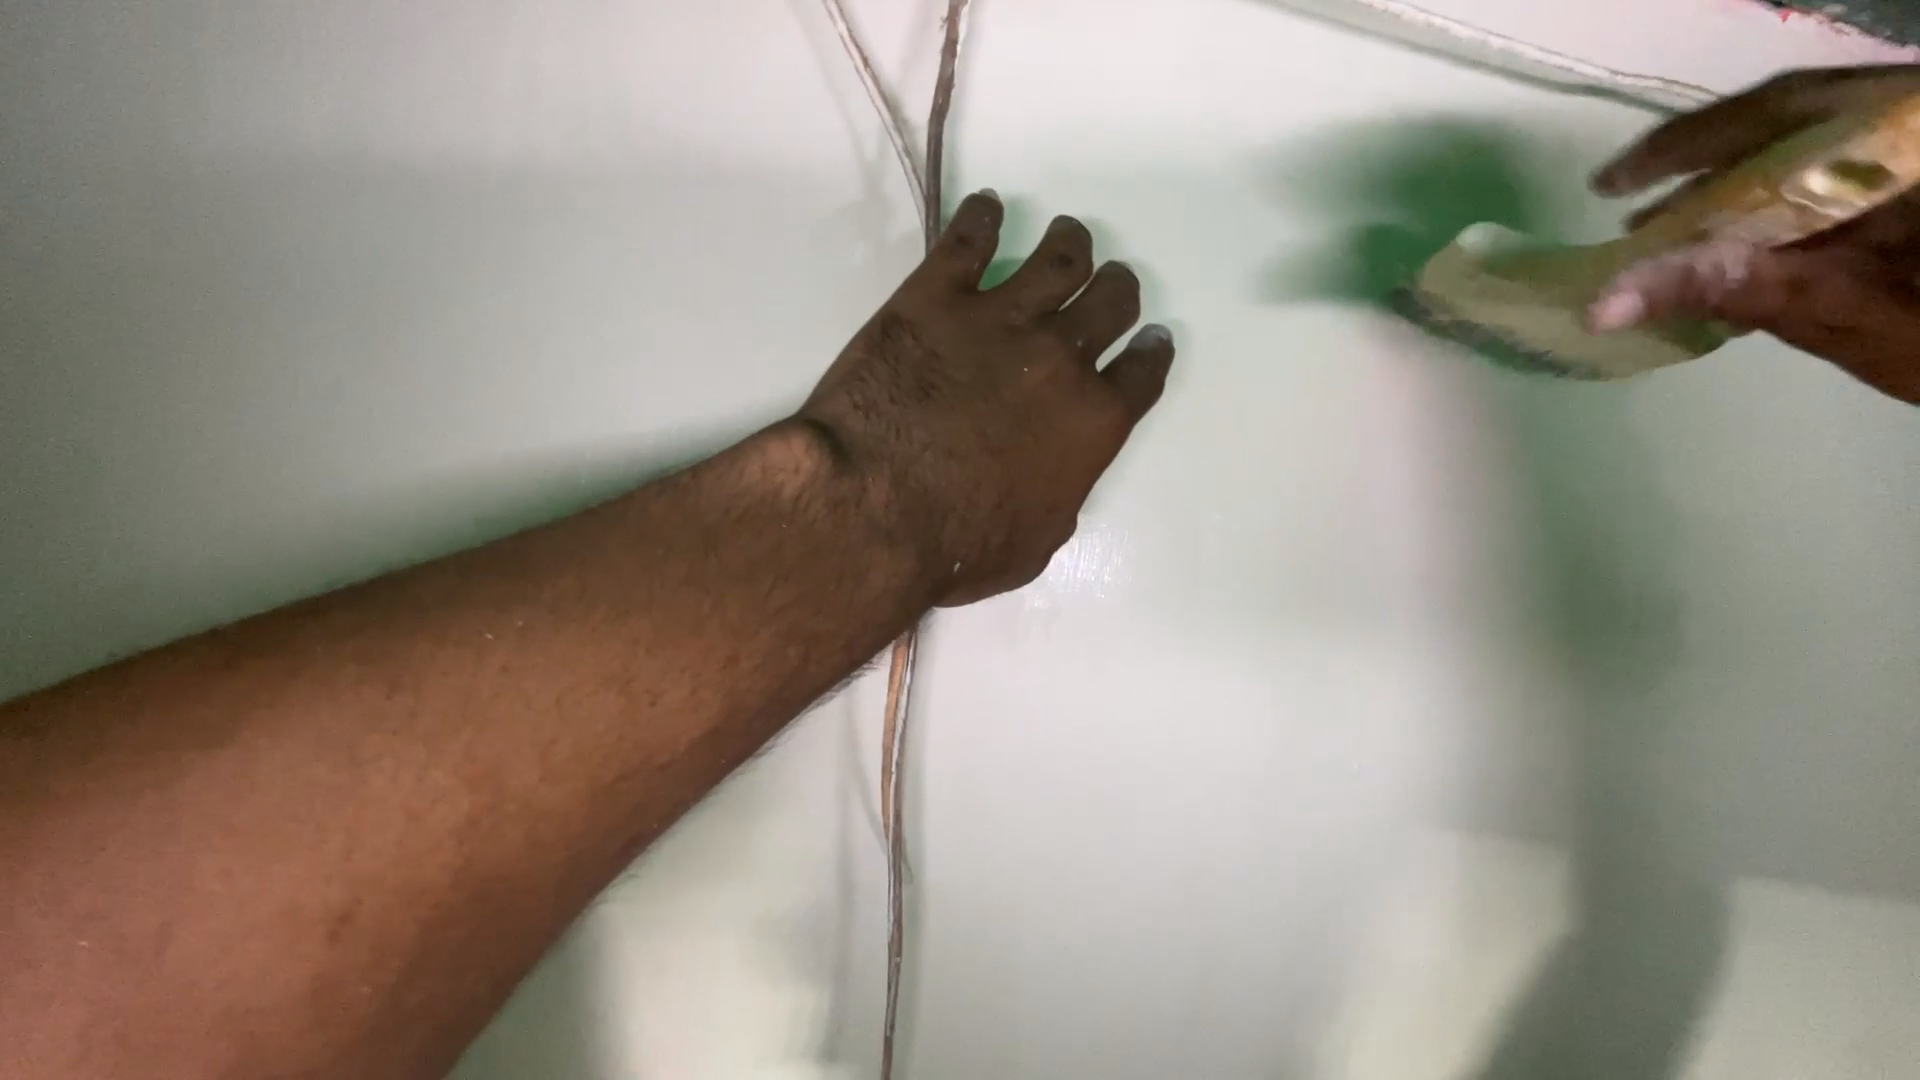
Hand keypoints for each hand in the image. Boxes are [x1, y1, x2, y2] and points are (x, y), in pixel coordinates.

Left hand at [800, 190, 1174, 606]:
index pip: (1142, 372)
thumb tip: (1059, 472)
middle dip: (1116, 291)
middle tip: (1107, 287)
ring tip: (1067, 239)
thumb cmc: (956, 546)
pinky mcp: (935, 297)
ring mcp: (1000, 319)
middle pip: (1112, 300)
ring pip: (1058, 256)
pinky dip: (983, 218)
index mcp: (1093, 422)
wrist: (873, 509)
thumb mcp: (1033, 544)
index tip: (1151, 339)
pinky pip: (970, 237)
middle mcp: (1061, 358)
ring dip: (1071, 244)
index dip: (1151, 351)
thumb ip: (1060, 495)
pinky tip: (987, 211)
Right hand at [1585, 65, 1919, 404]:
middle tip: (1629, 210)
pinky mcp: (1918, 188)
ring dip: (1734, 189)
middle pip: (1795, 122)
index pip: (1784, 110)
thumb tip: (1601, 302)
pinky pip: (1843, 171)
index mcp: (1914, 137)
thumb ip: (1730, 289)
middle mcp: (1919, 125)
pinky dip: (1778, 204)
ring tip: (1666, 233)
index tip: (1609, 185)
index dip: (1684, 143)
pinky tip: (1737, 241)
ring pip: (1817, 146)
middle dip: (1702, 170)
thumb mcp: (1844, 313)